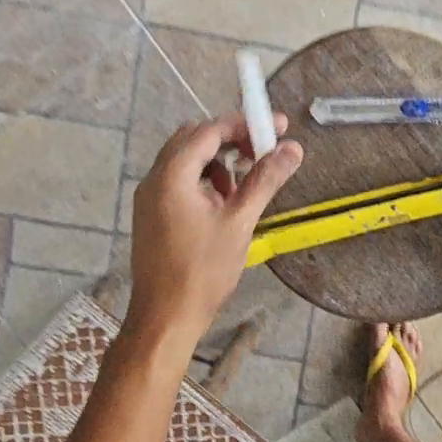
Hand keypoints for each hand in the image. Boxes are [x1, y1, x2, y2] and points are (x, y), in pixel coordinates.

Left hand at [128, 114, 301, 341]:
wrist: (166, 316)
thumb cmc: (203, 270)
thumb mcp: (240, 222)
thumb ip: (265, 180)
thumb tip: (292, 148)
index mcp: (171, 176)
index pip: (208, 131)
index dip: (243, 125)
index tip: (277, 127)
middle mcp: (154, 179)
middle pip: (193, 140)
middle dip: (230, 141)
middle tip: (262, 154)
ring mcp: (149, 198)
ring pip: (185, 162)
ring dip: (217, 163)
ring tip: (242, 190)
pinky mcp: (151, 215)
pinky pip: (178, 183)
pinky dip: (203, 183)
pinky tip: (222, 208)